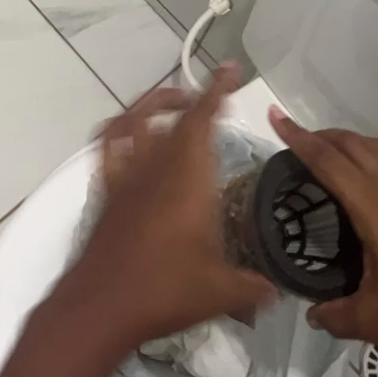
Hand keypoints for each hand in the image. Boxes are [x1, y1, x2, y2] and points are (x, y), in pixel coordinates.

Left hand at [57, 65, 275, 349]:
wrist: (101, 305)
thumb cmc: (164, 290)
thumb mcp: (220, 291)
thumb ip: (252, 287)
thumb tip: (276, 291)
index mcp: (188, 178)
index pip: (202, 120)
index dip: (217, 91)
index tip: (229, 70)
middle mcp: (155, 165)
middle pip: (170, 114)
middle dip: (192, 96)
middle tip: (209, 97)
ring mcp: (126, 174)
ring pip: (134, 119)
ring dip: (153, 103)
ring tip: (171, 103)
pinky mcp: (105, 189)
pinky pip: (107, 145)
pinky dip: (118, 128)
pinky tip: (128, 131)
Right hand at [267, 107, 377, 365]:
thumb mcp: (373, 320)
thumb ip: (335, 314)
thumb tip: (312, 313)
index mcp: (374, 205)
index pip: (327, 160)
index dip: (298, 137)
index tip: (275, 116)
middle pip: (351, 143)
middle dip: (320, 135)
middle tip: (294, 139)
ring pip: (376, 146)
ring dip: (347, 141)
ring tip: (327, 153)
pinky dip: (370, 154)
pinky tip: (366, 181)